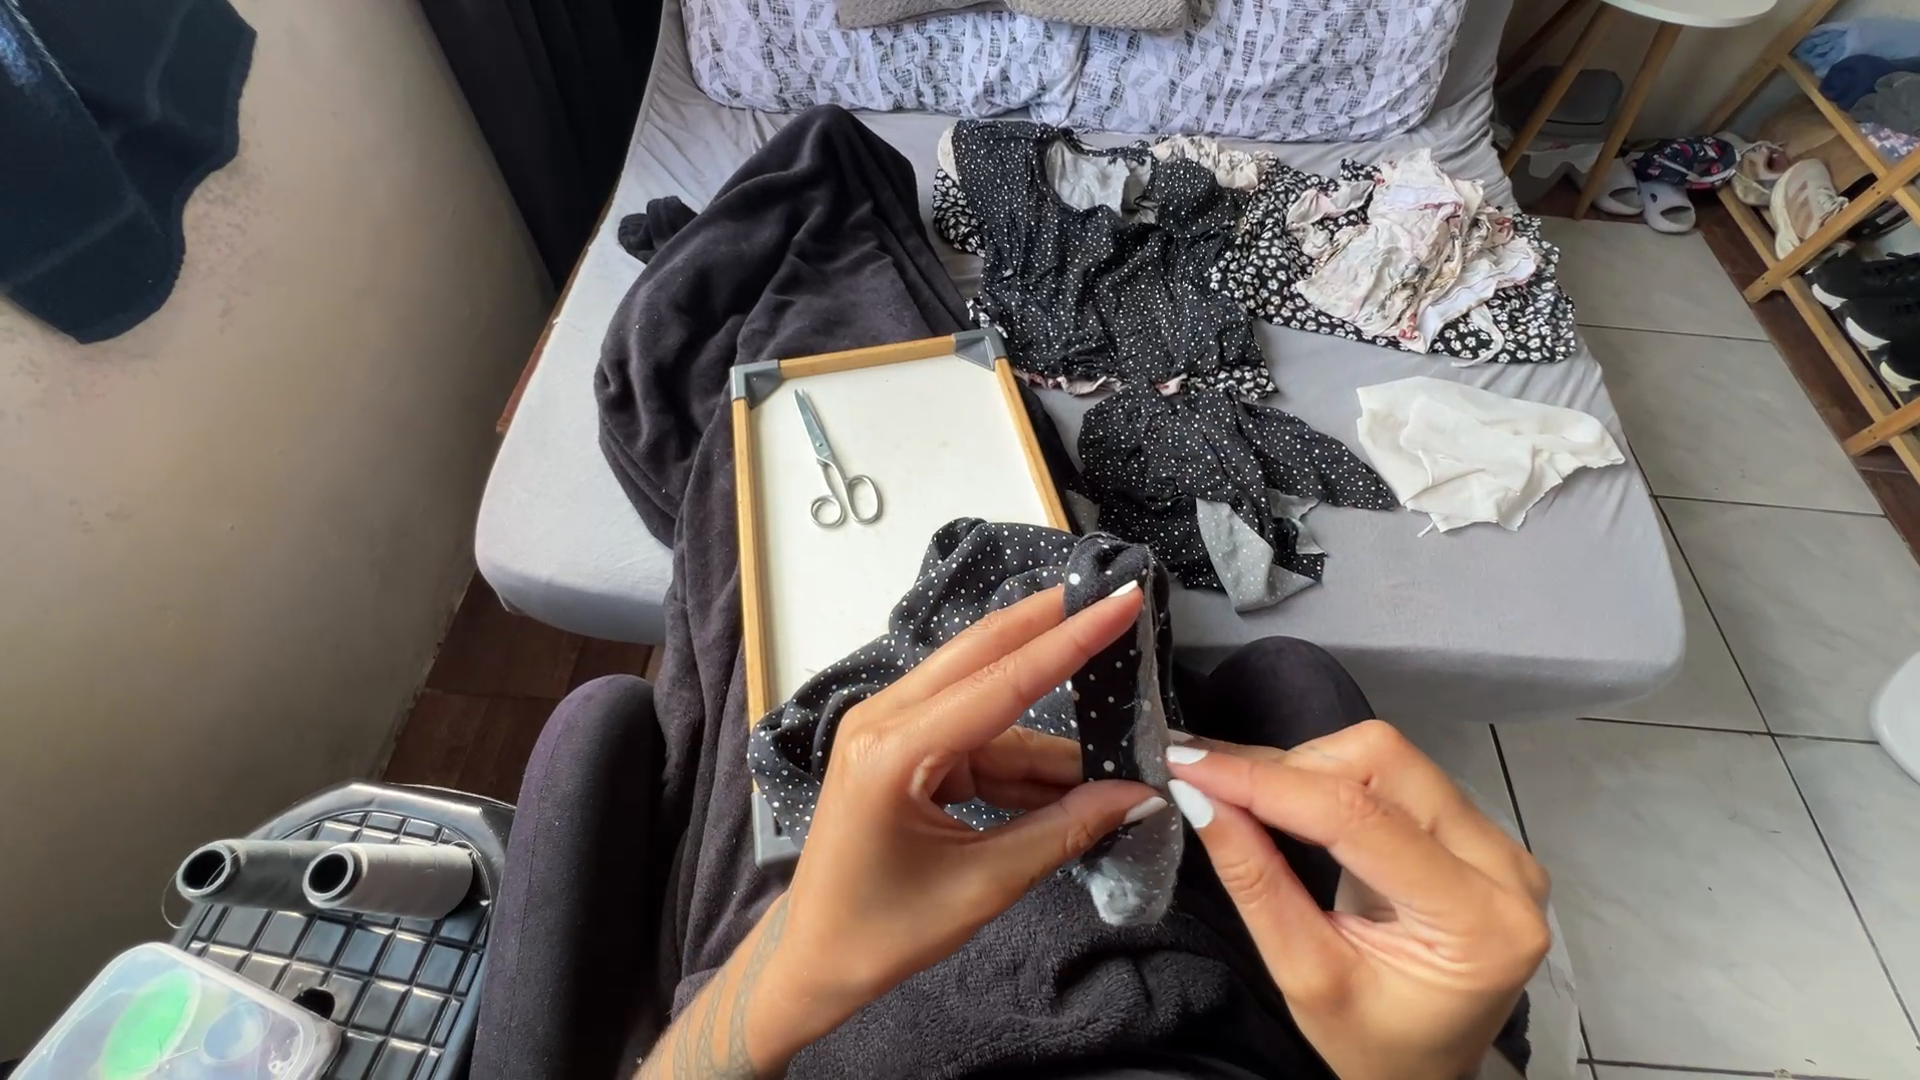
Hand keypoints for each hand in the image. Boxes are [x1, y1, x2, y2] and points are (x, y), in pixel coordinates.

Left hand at [765, 584, 1166, 1043]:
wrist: (813, 958)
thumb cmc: (882, 932)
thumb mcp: (981, 885)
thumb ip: (1064, 830)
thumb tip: (1141, 795)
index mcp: (894, 747)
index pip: (1002, 680)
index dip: (1071, 640)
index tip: (1121, 600)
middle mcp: (888, 716)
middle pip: (985, 654)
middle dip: (1053, 625)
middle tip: (1116, 597)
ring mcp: (893, 725)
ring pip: (989, 700)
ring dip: (1050, 721)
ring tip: (1119, 725)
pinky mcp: (906, 743)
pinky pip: (979, 735)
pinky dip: (1025, 755)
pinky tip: (1073, 775)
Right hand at [1165, 721, 1550, 1079]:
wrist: (1428, 1071)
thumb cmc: (1371, 1043)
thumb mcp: (1304, 975)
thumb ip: (1253, 881)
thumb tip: (1198, 797)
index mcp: (1478, 920)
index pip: (1356, 816)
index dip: (1264, 782)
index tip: (1189, 766)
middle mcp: (1501, 864)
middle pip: (1379, 762)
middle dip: (1289, 770)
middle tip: (1222, 792)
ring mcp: (1492, 839)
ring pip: (1380, 754)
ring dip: (1302, 766)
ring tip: (1249, 797)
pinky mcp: (1468, 826)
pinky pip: (1387, 768)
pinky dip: (1321, 772)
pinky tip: (1282, 792)